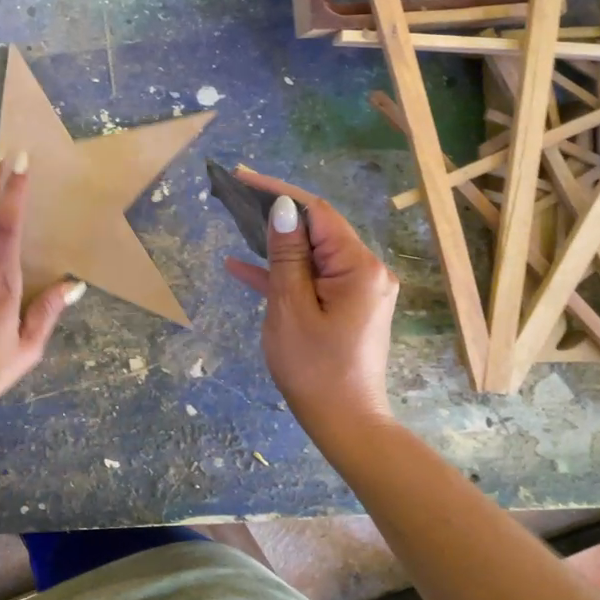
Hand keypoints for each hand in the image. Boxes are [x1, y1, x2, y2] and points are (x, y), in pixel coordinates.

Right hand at [222, 167, 397, 436]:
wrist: (344, 421)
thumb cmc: (314, 366)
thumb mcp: (290, 308)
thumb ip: (286, 256)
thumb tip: (282, 208)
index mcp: (359, 267)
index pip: (317, 213)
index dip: (279, 192)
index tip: (243, 178)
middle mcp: (366, 271)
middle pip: (317, 230)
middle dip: (276, 214)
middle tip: (233, 197)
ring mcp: (358, 290)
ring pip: (311, 254)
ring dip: (275, 243)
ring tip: (235, 224)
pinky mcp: (346, 306)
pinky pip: (311, 279)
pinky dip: (282, 274)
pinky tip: (242, 267)